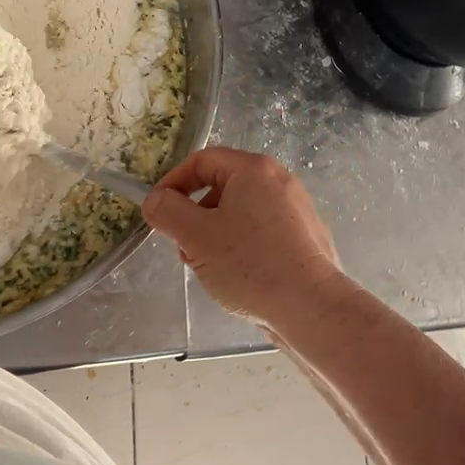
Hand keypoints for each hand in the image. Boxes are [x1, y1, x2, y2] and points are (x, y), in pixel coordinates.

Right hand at [141, 147, 351, 326]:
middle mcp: (279, 179)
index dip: (173, 182)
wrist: (310, 305)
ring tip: (210, 267)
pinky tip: (239, 275)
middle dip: (196, 214)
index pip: (202, 160)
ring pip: (242, 210)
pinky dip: (242, 244)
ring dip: (216, 232)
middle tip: (184, 247)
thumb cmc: (249, 264)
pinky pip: (262, 229)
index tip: (156, 210)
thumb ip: (168, 211)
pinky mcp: (304, 234)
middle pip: (223, 184)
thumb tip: (155, 199)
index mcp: (254, 169)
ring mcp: (296, 207)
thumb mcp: (196, 236)